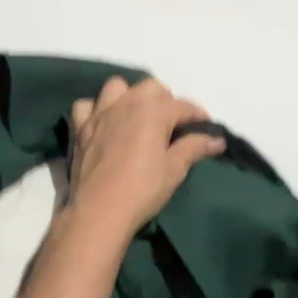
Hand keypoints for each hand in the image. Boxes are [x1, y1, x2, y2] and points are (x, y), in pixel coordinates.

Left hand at [65, 77, 224, 239]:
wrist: (100, 210)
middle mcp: (126, 102)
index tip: (207, 128)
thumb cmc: (143, 189)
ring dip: (131, 97)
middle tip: (171, 125)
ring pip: (117, 87)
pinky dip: (97, 110)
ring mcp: (100, 113)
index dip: (198, 116)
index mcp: (153, 110)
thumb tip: (217, 139)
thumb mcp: (175, 169)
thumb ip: (195, 147)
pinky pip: (87, 106)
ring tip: (137, 118)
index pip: (183, 106)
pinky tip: (105, 124)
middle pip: (151, 87)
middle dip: (165, 101)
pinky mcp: (81, 128)